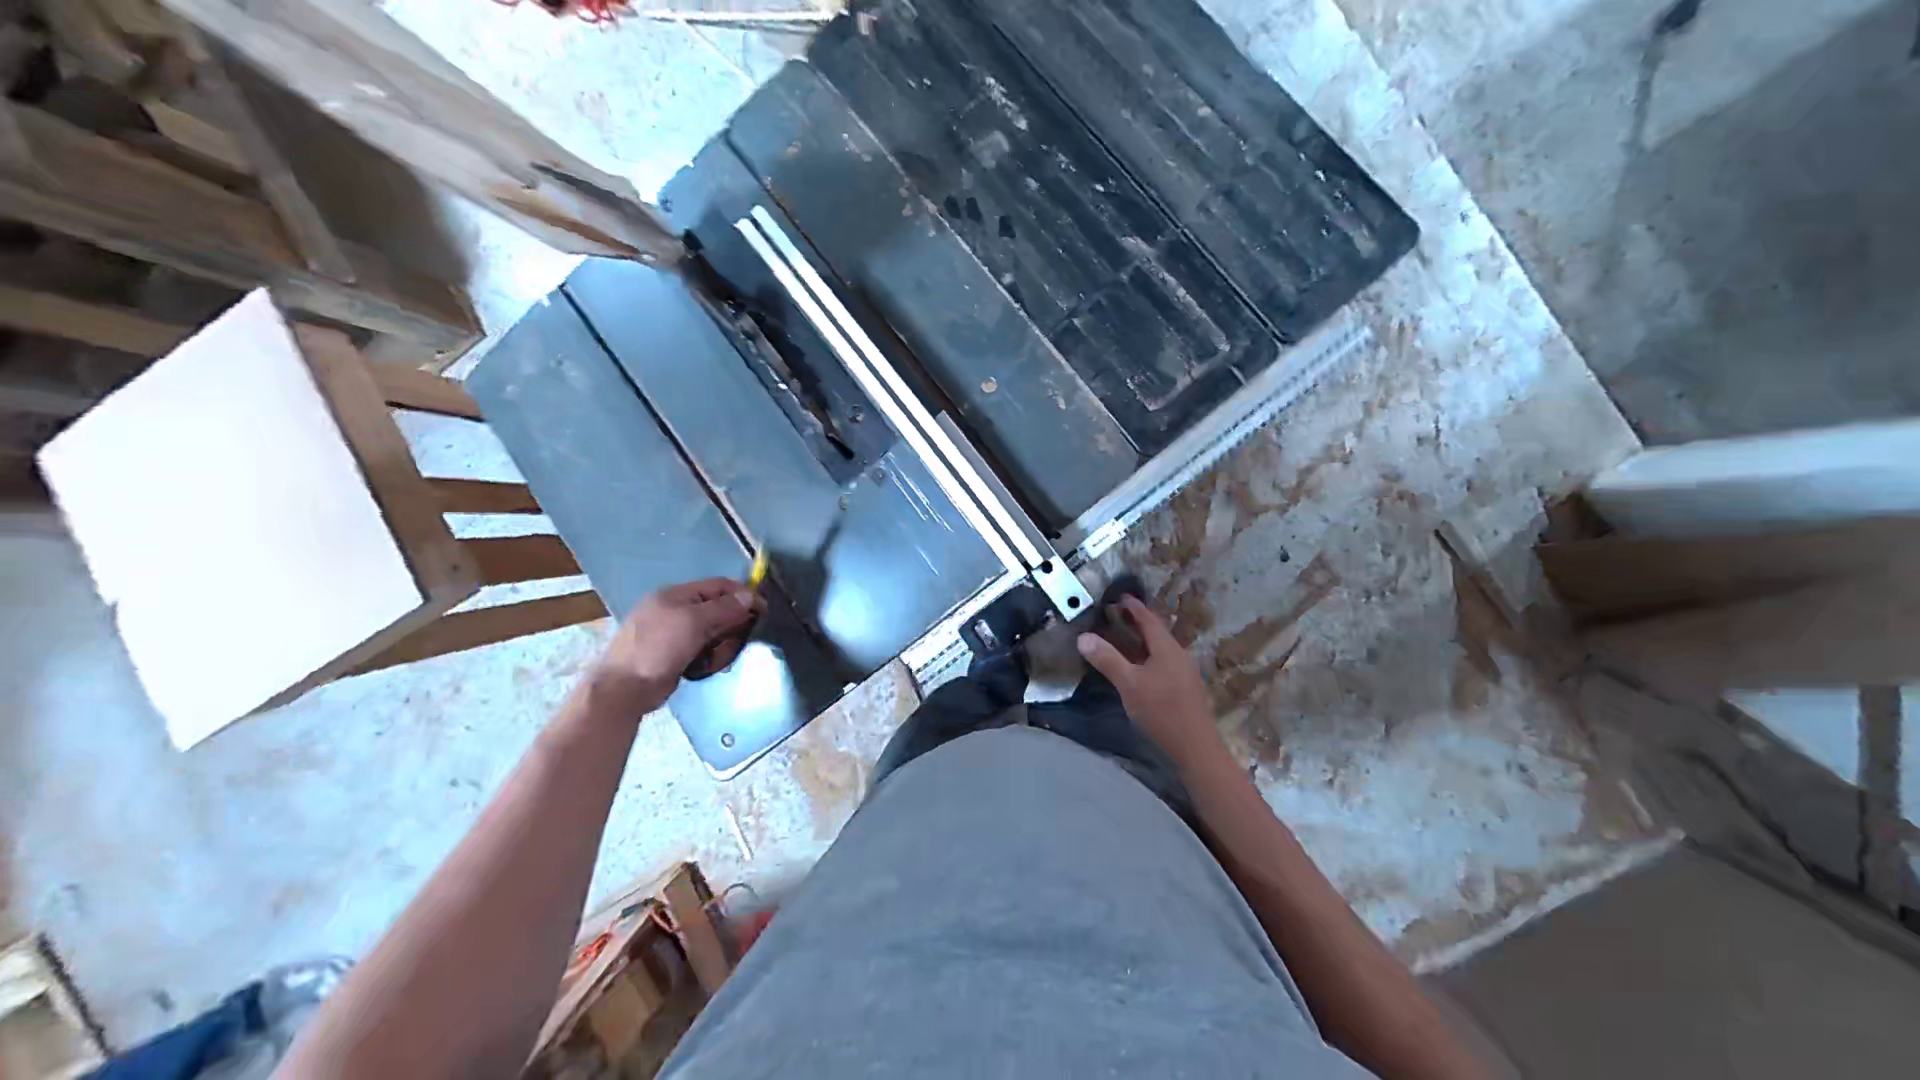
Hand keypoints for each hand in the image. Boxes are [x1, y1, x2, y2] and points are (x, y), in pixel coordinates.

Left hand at [591, 578, 762, 714]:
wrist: (624, 688)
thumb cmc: (658, 647)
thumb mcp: (693, 622)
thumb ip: (723, 608)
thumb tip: (750, 596)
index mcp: (674, 595)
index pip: (717, 585)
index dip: (741, 594)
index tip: (763, 608)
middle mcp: (673, 610)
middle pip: (714, 608)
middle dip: (732, 621)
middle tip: (744, 636)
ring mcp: (671, 633)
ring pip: (710, 630)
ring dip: (721, 641)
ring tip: (721, 655)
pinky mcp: (673, 654)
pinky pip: (701, 648)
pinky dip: (709, 654)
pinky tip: (710, 664)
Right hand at [1076, 595, 1223, 764]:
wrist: (1195, 748)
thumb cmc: (1162, 711)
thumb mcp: (1129, 684)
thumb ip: (1107, 659)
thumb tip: (1084, 637)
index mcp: (1167, 648)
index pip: (1149, 620)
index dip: (1134, 607)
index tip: (1121, 596)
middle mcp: (1179, 656)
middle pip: (1156, 633)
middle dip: (1137, 623)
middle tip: (1116, 615)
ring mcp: (1184, 673)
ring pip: (1160, 649)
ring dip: (1142, 641)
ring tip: (1123, 639)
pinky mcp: (1184, 689)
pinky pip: (1163, 663)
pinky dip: (1147, 657)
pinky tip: (1138, 667)